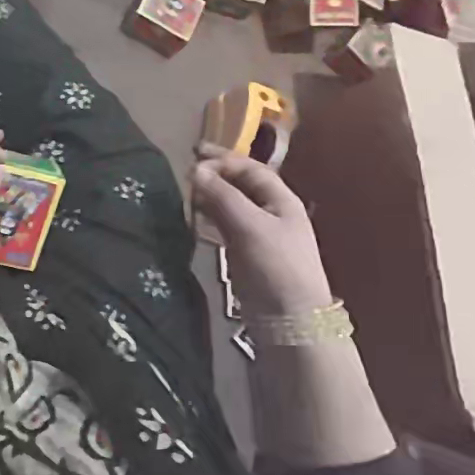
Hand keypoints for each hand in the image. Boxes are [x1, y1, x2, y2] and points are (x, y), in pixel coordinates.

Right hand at [192, 145, 334, 316]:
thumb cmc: (276, 265)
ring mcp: (257, 233)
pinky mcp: (244, 252)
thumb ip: (223, 196)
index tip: (194, 158)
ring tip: (186, 193)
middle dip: (214, 175)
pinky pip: (224, 225)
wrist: (288, 316)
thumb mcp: (250, 226)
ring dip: (209, 196)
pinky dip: (208, 218)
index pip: (250, 169)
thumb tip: (195, 171)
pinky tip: (193, 218)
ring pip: (230, 204)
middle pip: (240, 185)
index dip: (223, 160)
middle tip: (187, 169)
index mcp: (280, 199)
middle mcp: (270, 212)